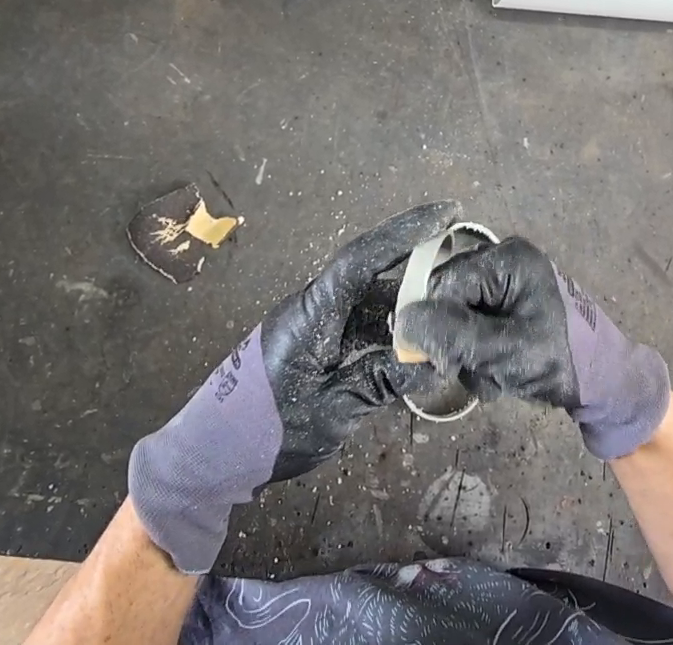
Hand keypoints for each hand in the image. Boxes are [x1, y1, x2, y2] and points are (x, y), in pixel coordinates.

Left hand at [128, 202, 455, 572]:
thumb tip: (432, 359)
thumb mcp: (332, 411)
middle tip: (462, 263)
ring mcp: (310, 326)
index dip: (405, 233)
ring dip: (404, 303)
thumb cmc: (264, 433)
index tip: (445, 214)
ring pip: (366, 302)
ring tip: (448, 307)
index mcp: (310, 315)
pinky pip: (357, 325)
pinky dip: (386, 329)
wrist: (210, 457)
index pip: (362, 259)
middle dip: (415, 265)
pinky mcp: (311, 344)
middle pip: (370, 274)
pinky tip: (413, 342)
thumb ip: (381, 381)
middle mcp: (311, 309)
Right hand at [398, 237, 668, 459]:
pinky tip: (501, 374)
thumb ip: (453, 334)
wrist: (609, 384)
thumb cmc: (563, 361)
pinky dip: (481, 355)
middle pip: (449, 300)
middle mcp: (504, 261)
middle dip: (457, 342)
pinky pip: (476, 326)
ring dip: (469, 355)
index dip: (435, 323)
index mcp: (507, 259)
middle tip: (478, 371)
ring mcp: (509, 283)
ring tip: (496, 377)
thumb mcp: (504, 351)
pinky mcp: (511, 305)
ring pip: (459, 318)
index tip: (444, 363)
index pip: (444, 284)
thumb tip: (403, 321)